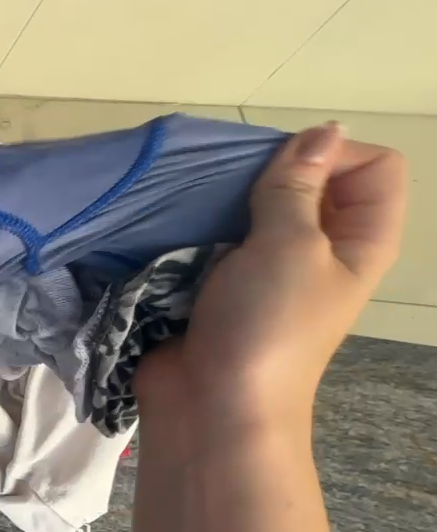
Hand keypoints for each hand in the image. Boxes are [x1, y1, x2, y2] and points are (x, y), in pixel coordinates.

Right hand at [137, 122, 406, 428]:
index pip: (369, 167)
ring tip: (181, 212)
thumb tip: (315, 132)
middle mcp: (316, 249)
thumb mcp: (287, 248)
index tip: (268, 170)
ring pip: (247, 215)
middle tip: (215, 189)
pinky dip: (185, 237)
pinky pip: (205, 246)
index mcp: (359, 239)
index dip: (327, 155)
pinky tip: (161, 238)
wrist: (211, 399)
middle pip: (305, 186)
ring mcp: (260, 271)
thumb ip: (294, 190)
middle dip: (260, 178)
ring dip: (215, 209)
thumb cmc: (265, 325)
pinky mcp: (210, 288)